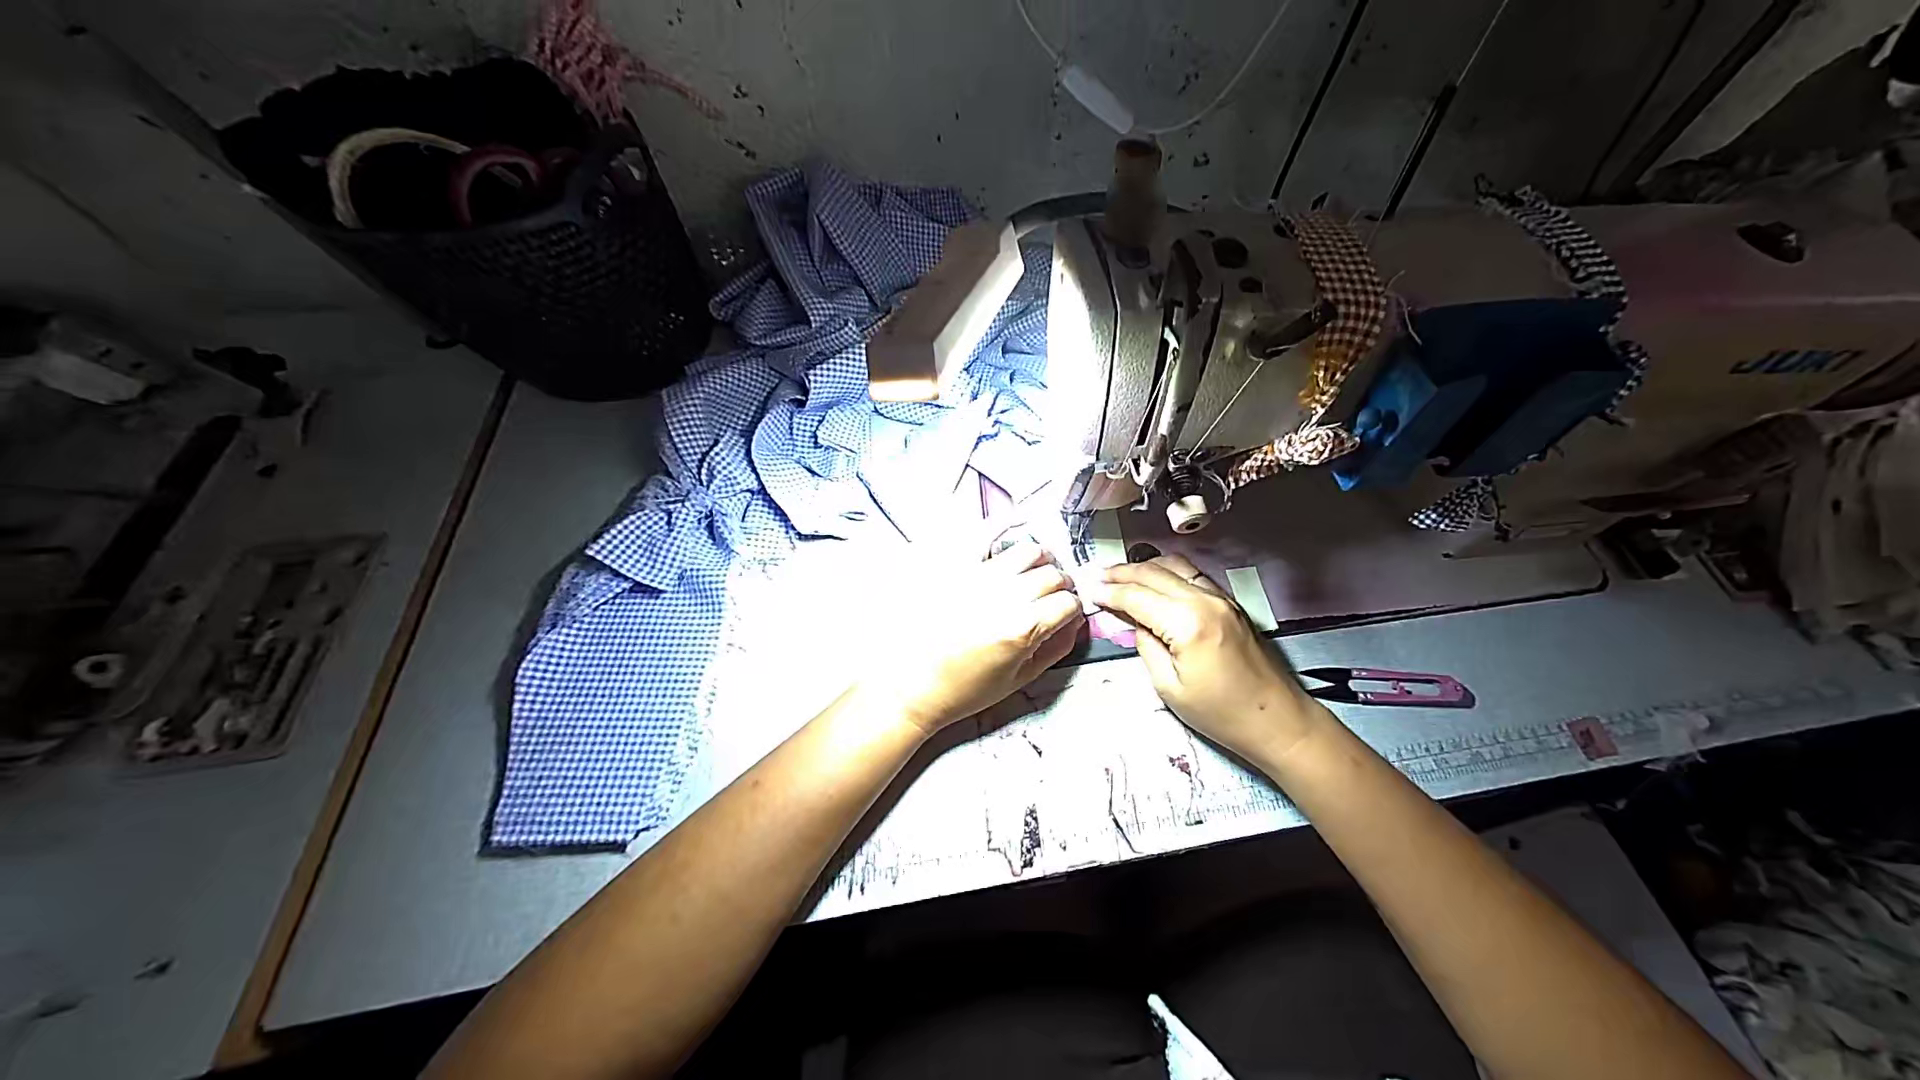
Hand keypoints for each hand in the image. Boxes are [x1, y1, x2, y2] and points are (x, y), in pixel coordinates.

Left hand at [864, 541, 1084, 736]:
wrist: (915, 685)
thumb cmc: (964, 688)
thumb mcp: (1019, 679)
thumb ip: (1055, 649)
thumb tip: (1074, 624)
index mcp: (1023, 628)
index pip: (1068, 603)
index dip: (1074, 609)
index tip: (1067, 614)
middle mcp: (1005, 596)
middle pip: (1053, 574)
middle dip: (1061, 585)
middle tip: (1054, 595)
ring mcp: (980, 577)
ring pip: (1028, 550)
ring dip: (1040, 560)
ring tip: (1034, 572)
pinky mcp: (957, 568)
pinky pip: (985, 534)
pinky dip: (1001, 527)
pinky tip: (1011, 527)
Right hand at [1080, 555, 1330, 764]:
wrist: (1277, 721)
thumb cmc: (1223, 714)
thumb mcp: (1169, 687)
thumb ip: (1146, 647)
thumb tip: (1136, 624)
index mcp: (1187, 623)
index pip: (1136, 597)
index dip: (1109, 593)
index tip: (1091, 592)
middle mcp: (1205, 602)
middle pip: (1153, 573)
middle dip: (1121, 573)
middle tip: (1098, 577)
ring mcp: (1221, 599)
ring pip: (1175, 566)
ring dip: (1144, 566)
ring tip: (1121, 573)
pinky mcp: (1231, 604)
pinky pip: (1193, 575)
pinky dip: (1168, 572)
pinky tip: (1155, 579)